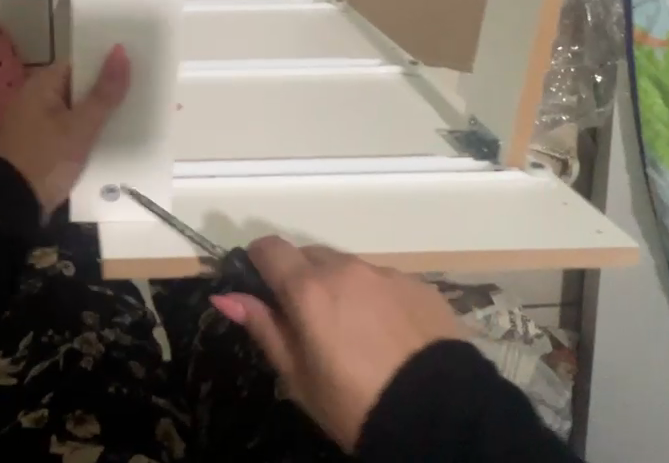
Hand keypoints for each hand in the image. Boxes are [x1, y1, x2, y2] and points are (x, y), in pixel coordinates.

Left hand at [0, 45, 130, 216]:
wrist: (12, 204)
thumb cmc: (46, 158)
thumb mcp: (81, 127)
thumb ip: (104, 92)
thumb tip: (120, 50)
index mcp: (41, 85)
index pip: (78, 64)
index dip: (105, 64)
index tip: (135, 68)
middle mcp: (36, 98)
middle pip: (78, 87)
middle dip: (105, 91)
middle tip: (142, 93)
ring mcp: (36, 122)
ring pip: (75, 110)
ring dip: (97, 114)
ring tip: (134, 114)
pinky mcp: (40, 144)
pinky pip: (68, 129)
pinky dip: (86, 132)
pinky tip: (110, 139)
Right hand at [209, 238, 466, 450]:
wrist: (443, 421)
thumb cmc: (356, 404)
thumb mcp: (299, 377)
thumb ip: (262, 327)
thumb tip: (225, 296)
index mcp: (307, 288)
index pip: (268, 247)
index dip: (260, 263)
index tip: (263, 290)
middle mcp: (344, 268)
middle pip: (309, 256)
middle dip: (302, 279)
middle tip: (310, 322)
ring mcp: (385, 274)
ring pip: (348, 268)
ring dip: (340, 287)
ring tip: (355, 332)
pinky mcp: (419, 285)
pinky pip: (384, 281)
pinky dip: (377, 298)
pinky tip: (389, 335)